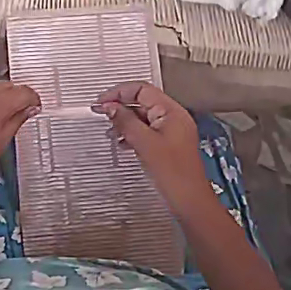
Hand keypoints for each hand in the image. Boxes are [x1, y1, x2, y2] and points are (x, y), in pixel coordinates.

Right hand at [95, 82, 211, 210]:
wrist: (188, 199)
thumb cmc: (174, 173)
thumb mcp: (144, 142)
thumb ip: (125, 121)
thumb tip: (110, 107)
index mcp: (172, 112)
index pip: (142, 90)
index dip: (119, 93)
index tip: (101, 102)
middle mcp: (174, 117)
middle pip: (142, 101)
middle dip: (121, 107)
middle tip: (102, 114)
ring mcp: (172, 131)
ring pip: (143, 117)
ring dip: (124, 121)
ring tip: (111, 131)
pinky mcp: (168, 144)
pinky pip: (146, 131)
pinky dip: (132, 133)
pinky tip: (123, 142)